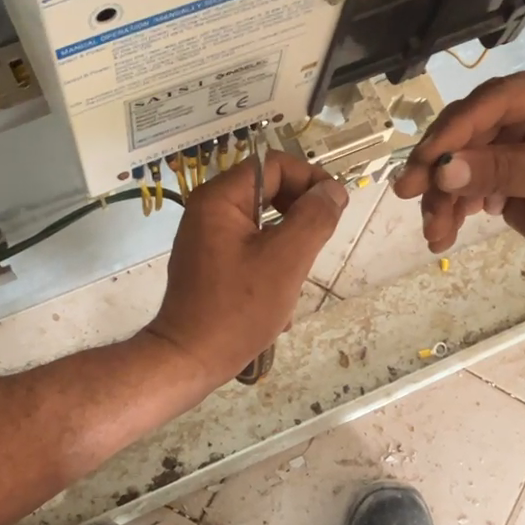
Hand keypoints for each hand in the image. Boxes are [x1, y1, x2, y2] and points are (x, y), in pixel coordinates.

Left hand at [142, 151, 348, 382]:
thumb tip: (333, 190)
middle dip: (299, 219)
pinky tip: (277, 302)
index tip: (335, 208)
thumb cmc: (238, 308)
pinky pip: (250, 252)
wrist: (189, 358)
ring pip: (264, 227)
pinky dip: (270, 269)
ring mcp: (207, 239)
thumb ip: (314, 218)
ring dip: (288, 250)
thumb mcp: (286, 260)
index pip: (276, 165)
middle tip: (316, 247)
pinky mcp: (210, 266)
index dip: (311, 180)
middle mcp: (208, 211)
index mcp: (220, 198)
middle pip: (269, 192)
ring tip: (295, 281)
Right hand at [393, 68, 524, 268]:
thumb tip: (441, 170)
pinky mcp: (501, 183)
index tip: (426, 161)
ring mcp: (509, 151)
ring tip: (435, 233)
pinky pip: (464, 192)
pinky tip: (444, 235)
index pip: (488, 103)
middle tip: (407, 193)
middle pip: (464, 134)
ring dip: (440, 199)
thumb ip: (498, 169)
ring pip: (458, 167)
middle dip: (437, 168)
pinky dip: (450, 213)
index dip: (453, 130)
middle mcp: (522, 116)